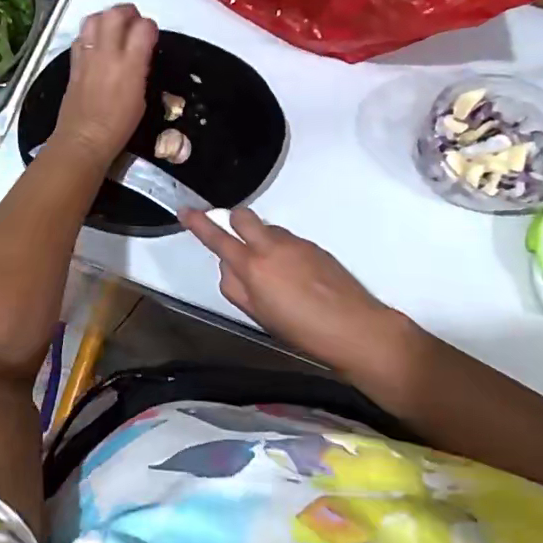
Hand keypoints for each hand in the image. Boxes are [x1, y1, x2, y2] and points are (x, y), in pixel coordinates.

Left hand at [52, 4, 156, 164]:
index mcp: (130, 65)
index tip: (151, 36)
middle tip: (133, 22)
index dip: (150, 28)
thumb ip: (140, 70)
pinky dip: (90, 34)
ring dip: (106, 18)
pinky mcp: (73, 64)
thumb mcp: (141, 98)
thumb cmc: (118, 127)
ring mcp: (87, 57)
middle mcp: (107, 54)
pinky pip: (80, 37)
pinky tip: (96, 45)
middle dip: (127, 12)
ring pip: (94, 19)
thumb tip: (139, 56)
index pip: (144, 27)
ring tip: (113, 28)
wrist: (83, 140)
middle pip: (116, 13)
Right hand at [179, 206, 410, 370]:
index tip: (187, 212)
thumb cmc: (303, 330)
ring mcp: (296, 244)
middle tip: (235, 241)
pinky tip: (294, 278)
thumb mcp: (257, 315)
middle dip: (233, 221)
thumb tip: (229, 268)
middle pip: (242, 216)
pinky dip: (282, 251)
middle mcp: (273, 247)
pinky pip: (288, 240)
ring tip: (272, 273)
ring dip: (261, 240)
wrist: (355, 328)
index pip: (218, 238)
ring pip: (267, 229)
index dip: (198, 223)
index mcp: (253, 267)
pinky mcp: (315, 247)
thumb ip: (235, 287)